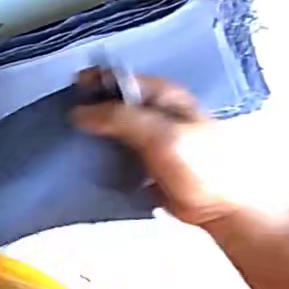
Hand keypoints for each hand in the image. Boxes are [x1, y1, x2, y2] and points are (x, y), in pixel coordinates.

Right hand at [70, 69, 288, 228]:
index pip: (119, 78)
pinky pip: (114, 155)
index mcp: (162, 95)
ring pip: (110, 131)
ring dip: (91, 137)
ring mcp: (148, 139)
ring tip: (68, 145)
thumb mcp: (161, 134)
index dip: (92, 81)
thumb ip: (119, 118)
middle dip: (87, 111)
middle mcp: (153, 113)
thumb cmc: (202, 165)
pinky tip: (84, 165)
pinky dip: (100, 159)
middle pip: (110, 104)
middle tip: (62, 123)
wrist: (227, 209)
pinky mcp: (143, 165)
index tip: (68, 93)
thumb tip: (77, 111)